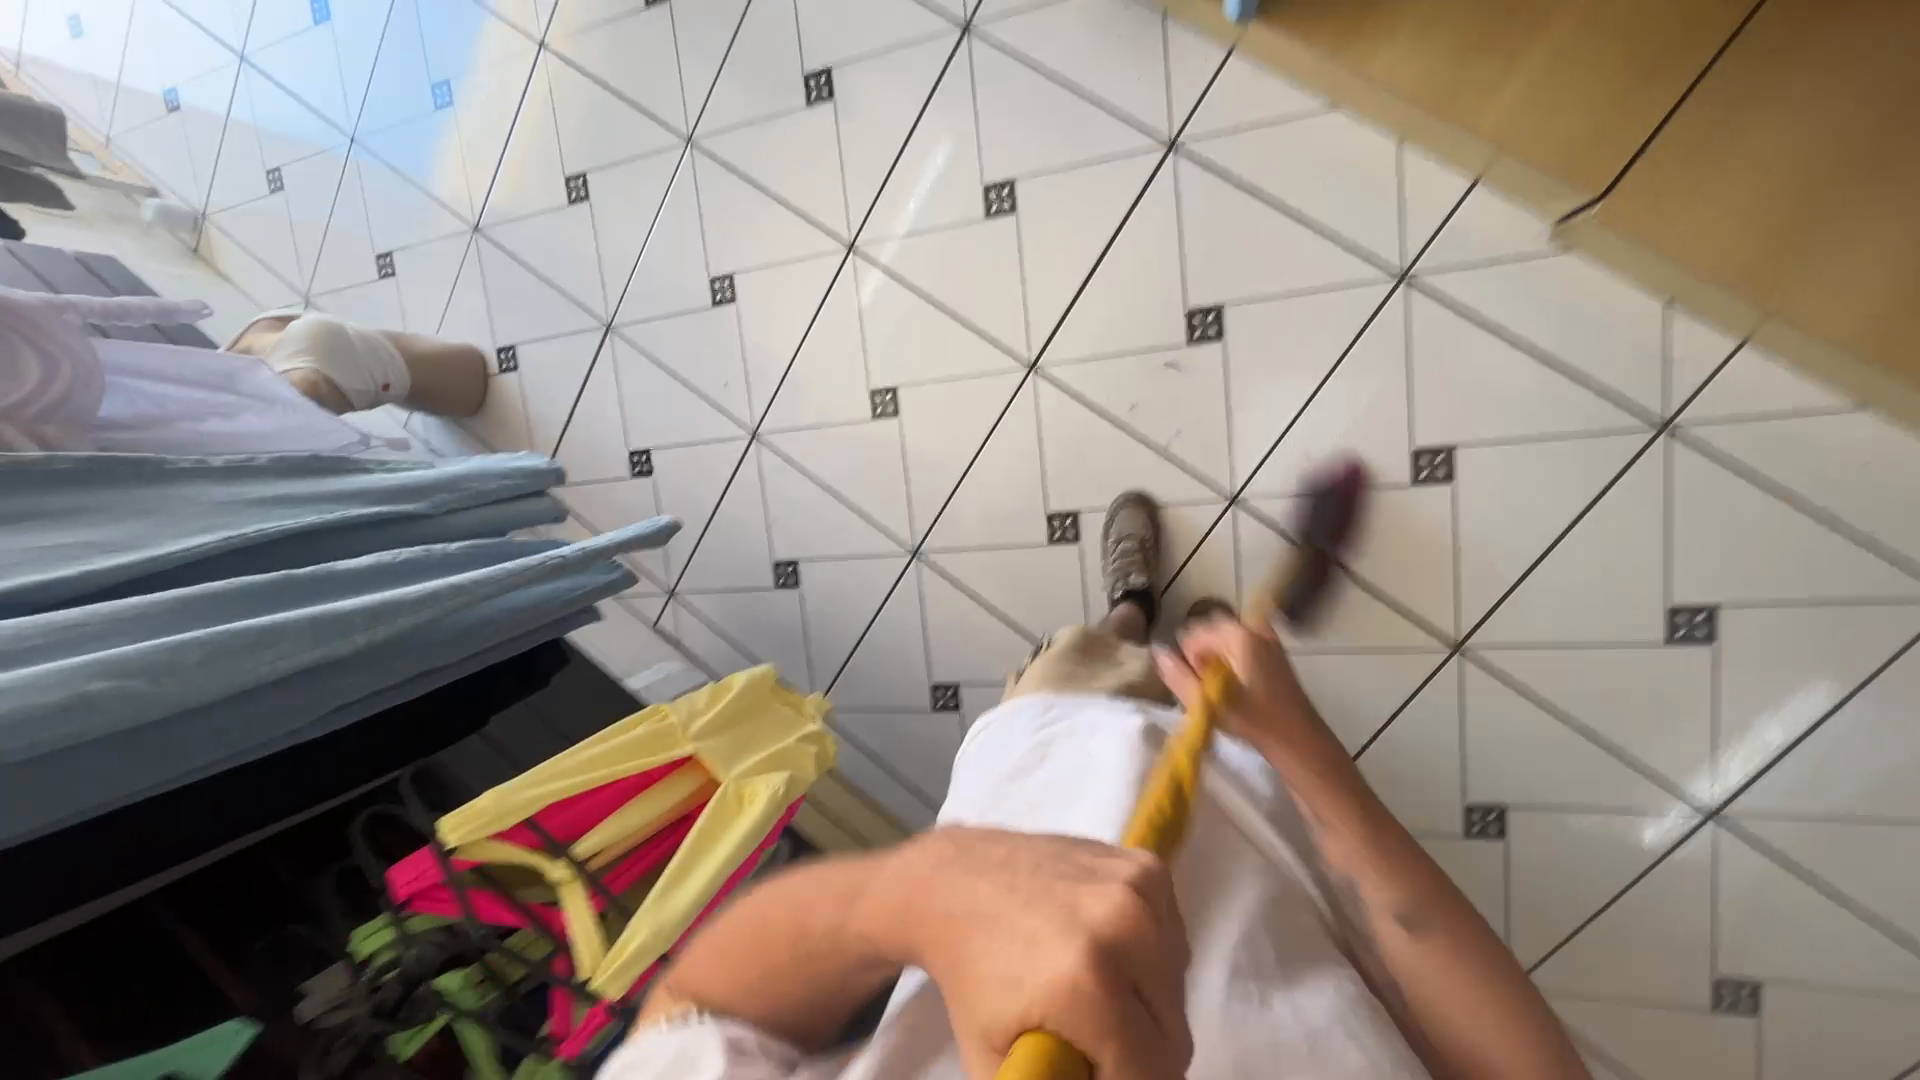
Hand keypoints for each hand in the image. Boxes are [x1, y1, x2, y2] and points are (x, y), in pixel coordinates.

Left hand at [868, 827, 1191, 1079]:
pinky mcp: (1146, 865)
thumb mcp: (994, 1063)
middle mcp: (1126, 927)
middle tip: (1091, 1037)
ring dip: (1147, 1001)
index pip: (1154, 1070)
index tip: (1093, 1071)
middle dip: (1139, 1050)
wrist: (956, 883)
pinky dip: (1149, 954)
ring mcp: (1139, 887)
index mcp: (1090, 984)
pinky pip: (1172, 937)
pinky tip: (1103, 945)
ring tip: (1094, 988)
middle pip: (1172, 1031)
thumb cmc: (972, 976)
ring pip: (1176, 983)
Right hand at [1152, 615, 1340, 765]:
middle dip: (1202, 656)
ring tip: (1221, 688)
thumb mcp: (1209, 702)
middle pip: (1211, 633)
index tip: (1198, 684)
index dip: (1189, 659)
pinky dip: (1232, 661)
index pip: (1195, 634)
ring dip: (1216, 659)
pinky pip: (1242, 647)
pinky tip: (1237, 687)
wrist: (1300, 741)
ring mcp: (1269, 640)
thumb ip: (1178, 676)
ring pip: (1226, 640)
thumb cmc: (1254, 722)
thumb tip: (1158, 652)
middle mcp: (1255, 630)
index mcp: (1239, 635)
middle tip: (1207, 686)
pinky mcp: (1276, 653)